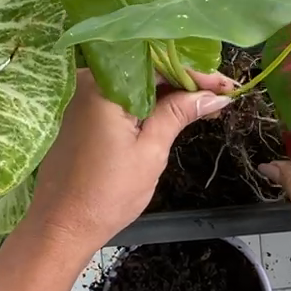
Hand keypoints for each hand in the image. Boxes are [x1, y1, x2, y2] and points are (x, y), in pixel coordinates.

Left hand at [26, 70, 234, 253]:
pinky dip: (150, 103)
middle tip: (223, 95)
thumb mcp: (151, 151)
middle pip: (147, 69)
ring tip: (207, 103)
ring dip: (171, 92)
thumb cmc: (106, 195)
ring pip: (137, 84)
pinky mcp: (83, 114)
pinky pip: (123, 97)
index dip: (197, 74)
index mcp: (104, 87)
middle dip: (187, 81)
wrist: (63, 226)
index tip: (228, 87)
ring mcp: (84, 97)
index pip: (159, 64)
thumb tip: (214, 97)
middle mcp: (90, 82)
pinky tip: (176, 110)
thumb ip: (179, 114)